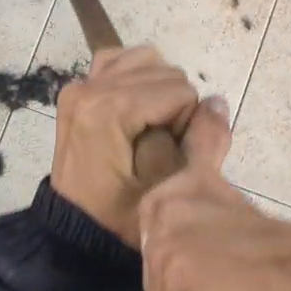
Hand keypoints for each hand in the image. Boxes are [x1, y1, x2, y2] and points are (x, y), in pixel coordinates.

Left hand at [51, 46, 228, 249]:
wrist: (74, 230)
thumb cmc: (121, 219)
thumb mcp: (168, 190)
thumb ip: (200, 144)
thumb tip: (217, 101)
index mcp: (108, 110)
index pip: (178, 91)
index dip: (187, 123)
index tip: (171, 157)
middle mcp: (89, 88)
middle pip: (164, 72)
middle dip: (175, 105)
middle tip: (163, 146)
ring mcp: (80, 85)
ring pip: (145, 60)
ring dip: (159, 89)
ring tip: (152, 127)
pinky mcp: (78, 89)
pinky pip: (118, 60)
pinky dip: (137, 76)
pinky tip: (139, 108)